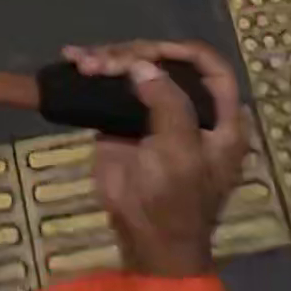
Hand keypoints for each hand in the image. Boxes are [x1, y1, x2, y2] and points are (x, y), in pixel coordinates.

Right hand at [62, 40, 249, 276]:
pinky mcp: (123, 115)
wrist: (142, 238)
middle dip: (133, 55)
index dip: (184, 52)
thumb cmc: (174, 201)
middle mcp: (189, 106)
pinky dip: (92, 67)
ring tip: (82, 63)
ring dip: (107, 58)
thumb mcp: (180, 154)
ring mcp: (154, 108)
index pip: (211, 68)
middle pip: (165, 61)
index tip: (152, 51)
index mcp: (218, 118)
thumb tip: (142, 66)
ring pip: (135, 66)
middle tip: (104, 64)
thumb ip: (169, 105)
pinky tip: (72, 58)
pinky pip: (110, 83)